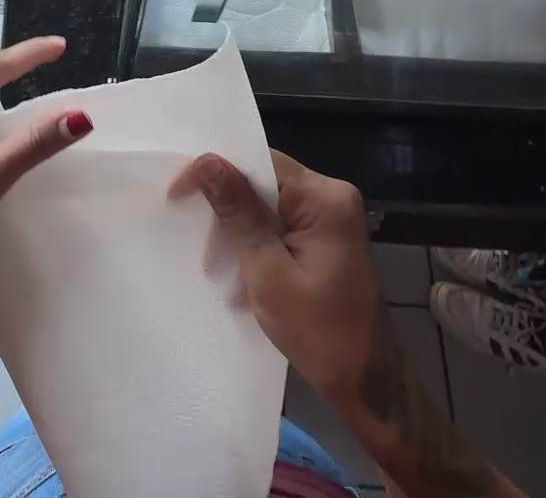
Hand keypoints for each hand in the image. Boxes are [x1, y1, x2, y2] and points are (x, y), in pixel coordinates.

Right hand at [174, 150, 383, 403]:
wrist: (367, 384)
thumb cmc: (318, 331)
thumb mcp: (267, 271)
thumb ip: (238, 212)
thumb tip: (206, 161)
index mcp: (326, 198)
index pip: (261, 162)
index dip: (216, 170)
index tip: (178, 191)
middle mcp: (333, 197)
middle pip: (265, 180)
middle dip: (226, 205)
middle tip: (191, 229)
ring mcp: (332, 217)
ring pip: (269, 203)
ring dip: (239, 227)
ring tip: (213, 259)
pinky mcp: (327, 237)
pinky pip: (281, 221)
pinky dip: (257, 239)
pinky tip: (237, 265)